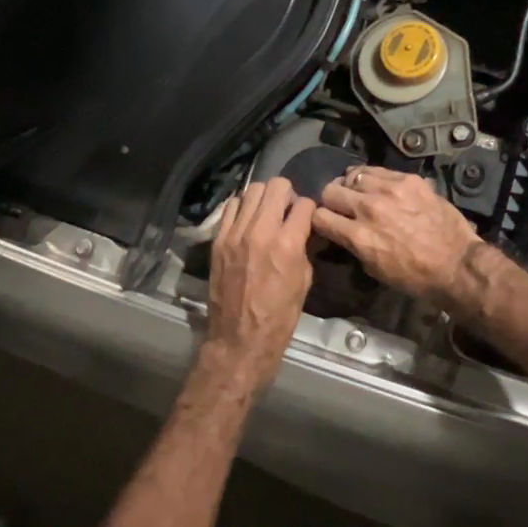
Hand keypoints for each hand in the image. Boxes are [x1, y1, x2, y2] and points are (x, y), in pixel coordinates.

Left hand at [203, 178, 315, 390]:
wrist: (239, 340)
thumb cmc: (279, 317)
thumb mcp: (304, 281)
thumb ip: (304, 247)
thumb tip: (306, 228)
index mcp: (287, 244)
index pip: (304, 204)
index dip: (309, 209)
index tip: (307, 218)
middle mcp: (260, 231)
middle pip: (277, 186)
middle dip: (288, 194)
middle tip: (287, 210)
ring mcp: (235, 233)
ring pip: (252, 190)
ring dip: (265, 198)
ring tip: (267, 213)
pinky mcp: (218, 240)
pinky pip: (231, 206)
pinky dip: (243, 208)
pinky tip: (248, 221)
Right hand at [312, 166, 484, 307]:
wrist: (456, 264)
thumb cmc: (415, 277)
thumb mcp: (375, 269)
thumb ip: (353, 245)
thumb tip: (343, 231)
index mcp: (358, 235)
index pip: (318, 216)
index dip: (319, 220)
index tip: (327, 223)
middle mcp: (368, 207)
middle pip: (330, 190)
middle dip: (331, 200)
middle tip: (342, 207)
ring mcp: (389, 189)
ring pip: (352, 175)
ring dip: (353, 186)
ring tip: (362, 194)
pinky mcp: (408, 179)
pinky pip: (378, 170)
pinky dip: (374, 179)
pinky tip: (382, 188)